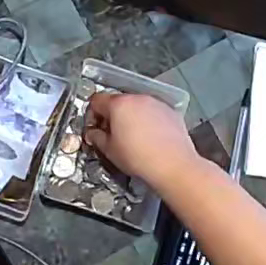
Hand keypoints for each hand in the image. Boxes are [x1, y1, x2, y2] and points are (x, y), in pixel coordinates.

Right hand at [85, 91, 203, 186]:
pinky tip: (147, 139)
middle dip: (111, 116)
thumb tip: (93, 134)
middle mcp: (137, 98)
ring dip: (130, 118)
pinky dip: (147, 121)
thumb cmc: (140, 158)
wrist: (173, 165)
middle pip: (117, 102)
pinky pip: (152, 112)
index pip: (96, 100)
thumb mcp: (109, 150)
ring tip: (131, 139)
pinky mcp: (170, 112)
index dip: (92, 115)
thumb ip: (96, 137)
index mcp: (118, 104)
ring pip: (136, 106)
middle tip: (110, 135)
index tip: (94, 127)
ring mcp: (156, 103)